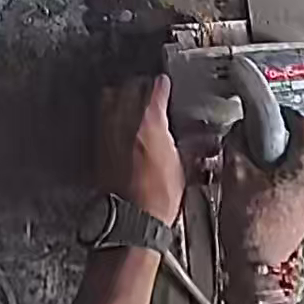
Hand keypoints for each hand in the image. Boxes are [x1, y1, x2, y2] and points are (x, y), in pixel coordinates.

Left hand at [96, 74, 185, 222]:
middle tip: (150, 89)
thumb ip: (192, 147)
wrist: (131, 220)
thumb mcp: (183, 168)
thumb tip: (203, 140)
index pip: (156, 90)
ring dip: (122, 94)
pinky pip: (102, 116)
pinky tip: (119, 120)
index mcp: (150, 124)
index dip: (162, 84)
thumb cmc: (157, 198)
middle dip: (142, 85)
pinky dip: (111, 111)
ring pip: (111, 97)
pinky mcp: (99, 145)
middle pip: (131, 87)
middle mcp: (126, 122)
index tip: (165, 82)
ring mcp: (109, 132)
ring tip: (132, 99)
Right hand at [217, 108, 303, 269]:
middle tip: (251, 142)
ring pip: (295, 171)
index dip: (287, 114)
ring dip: (275, 165)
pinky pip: (292, 190)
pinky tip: (255, 192)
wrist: (255, 269)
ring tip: (249, 169)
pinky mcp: (303, 219)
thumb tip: (239, 129)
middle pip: (299, 150)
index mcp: (303, 169)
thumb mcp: (234, 174)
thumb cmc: (248, 224)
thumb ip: (236, 143)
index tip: (271, 112)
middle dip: (275, 142)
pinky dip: (277, 184)